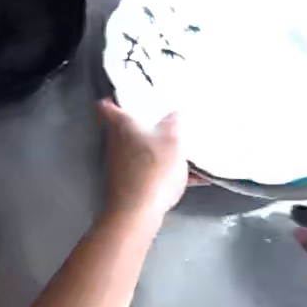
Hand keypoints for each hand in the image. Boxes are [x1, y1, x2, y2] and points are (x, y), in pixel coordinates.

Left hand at [98, 100, 188, 217]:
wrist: (137, 210)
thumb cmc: (153, 167)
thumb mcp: (172, 141)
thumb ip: (174, 124)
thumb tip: (175, 112)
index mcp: (123, 126)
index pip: (108, 107)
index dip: (112, 99)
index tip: (121, 96)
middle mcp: (117, 142)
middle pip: (127, 128)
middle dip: (145, 124)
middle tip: (165, 119)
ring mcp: (121, 163)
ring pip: (142, 150)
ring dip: (162, 149)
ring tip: (187, 148)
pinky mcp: (130, 181)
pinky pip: (152, 170)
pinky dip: (170, 171)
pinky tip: (198, 179)